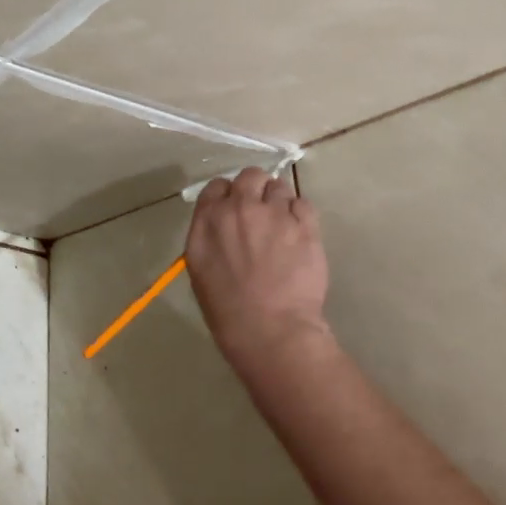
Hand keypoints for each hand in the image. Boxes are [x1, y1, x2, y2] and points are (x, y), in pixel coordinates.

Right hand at [185, 167, 331, 367]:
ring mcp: (275, 214)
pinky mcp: (305, 226)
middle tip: (260, 210)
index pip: (217, 185)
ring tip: (282, 225)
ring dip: (279, 201)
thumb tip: (220, 224)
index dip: (227, 195)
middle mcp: (240, 207)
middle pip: (251, 176)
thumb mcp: (200, 265)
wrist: (269, 328)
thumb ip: (209, 234)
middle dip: (255, 188)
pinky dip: (300, 214)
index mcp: (208, 218)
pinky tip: (298, 234)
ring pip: (280, 187)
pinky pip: (304, 204)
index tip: (233, 209)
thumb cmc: (226, 307)